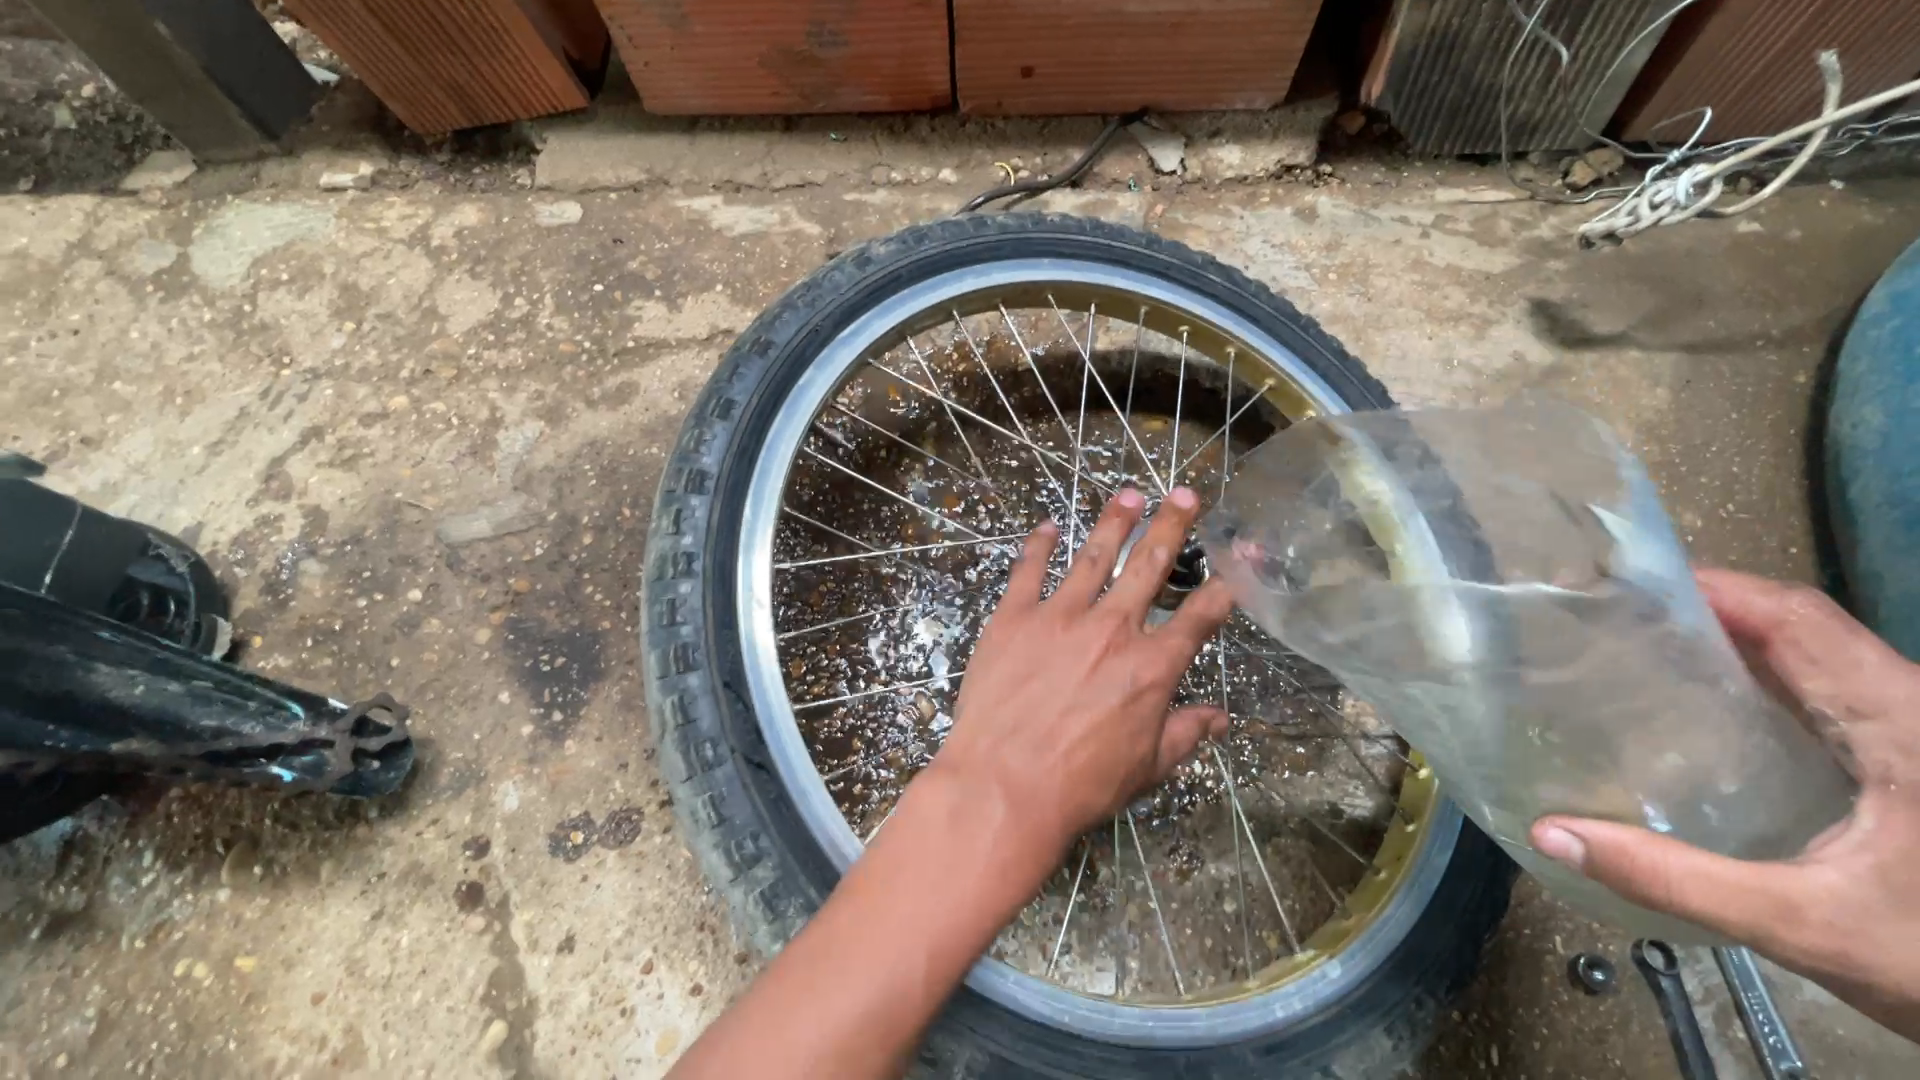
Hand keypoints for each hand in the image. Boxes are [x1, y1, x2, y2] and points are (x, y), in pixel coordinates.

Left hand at [925, 486, 1235, 866]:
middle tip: (1184, 494)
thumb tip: (1221, 718)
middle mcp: (1112, 628)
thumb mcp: (1148, 767)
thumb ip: (1186, 734)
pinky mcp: (1013, 617)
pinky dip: (1038, 546)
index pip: (1197, 618)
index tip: (1233, 568)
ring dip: (1114, 522)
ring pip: (1094, 557)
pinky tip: (1046, 528)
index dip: (1220, 591)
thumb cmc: (1082, 783)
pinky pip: (1028, 571)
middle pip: (1149, 566)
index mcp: (1151, 665)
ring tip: (1129, 494)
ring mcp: (1060, 616)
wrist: (1004, 783)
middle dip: (1171, 526)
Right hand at [1530, 568, 1919, 1039]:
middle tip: (1603, 614)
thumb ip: (1677, 880)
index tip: (1616, 584)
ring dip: (1724, 636)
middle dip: (1699, 606)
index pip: (1796, 618)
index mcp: (1903, 723)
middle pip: (1797, 624)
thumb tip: (1551, 833)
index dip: (1709, 587)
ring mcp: (1912, 731)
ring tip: (1632, 646)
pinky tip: (1698, 702)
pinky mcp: (1905, 758)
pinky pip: (1820, 688)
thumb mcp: (1808, 927)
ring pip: (1811, 653)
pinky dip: (1752, 674)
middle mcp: (1912, 708)